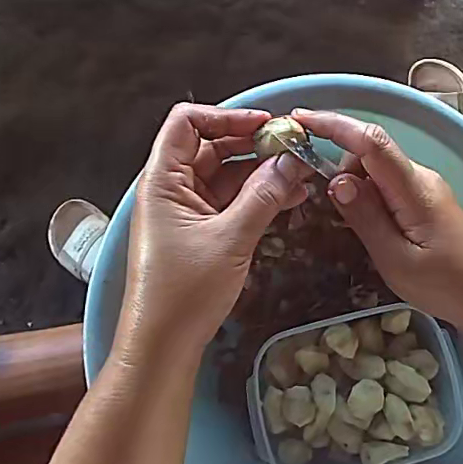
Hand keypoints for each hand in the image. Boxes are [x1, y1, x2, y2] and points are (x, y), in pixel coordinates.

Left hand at [118, 104, 310, 359]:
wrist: (162, 347)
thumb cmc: (184, 292)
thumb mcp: (230, 238)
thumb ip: (265, 195)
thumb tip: (294, 161)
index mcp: (163, 180)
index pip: (187, 122)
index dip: (226, 116)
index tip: (266, 125)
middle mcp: (172, 187)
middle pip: (212, 145)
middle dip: (253, 143)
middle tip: (293, 147)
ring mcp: (186, 209)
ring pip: (226, 173)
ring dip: (261, 170)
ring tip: (301, 172)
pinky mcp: (200, 230)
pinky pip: (231, 200)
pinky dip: (258, 195)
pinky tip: (291, 196)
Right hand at [291, 109, 462, 329]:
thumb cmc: (443, 284)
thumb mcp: (395, 260)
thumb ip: (365, 218)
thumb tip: (336, 181)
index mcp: (414, 189)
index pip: (371, 142)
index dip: (334, 126)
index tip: (301, 120)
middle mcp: (419, 176)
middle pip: (368, 151)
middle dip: (339, 168)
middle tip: (326, 205)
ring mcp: (422, 183)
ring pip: (374, 166)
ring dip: (353, 184)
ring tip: (352, 224)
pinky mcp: (421, 194)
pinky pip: (384, 181)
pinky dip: (365, 192)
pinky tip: (365, 222)